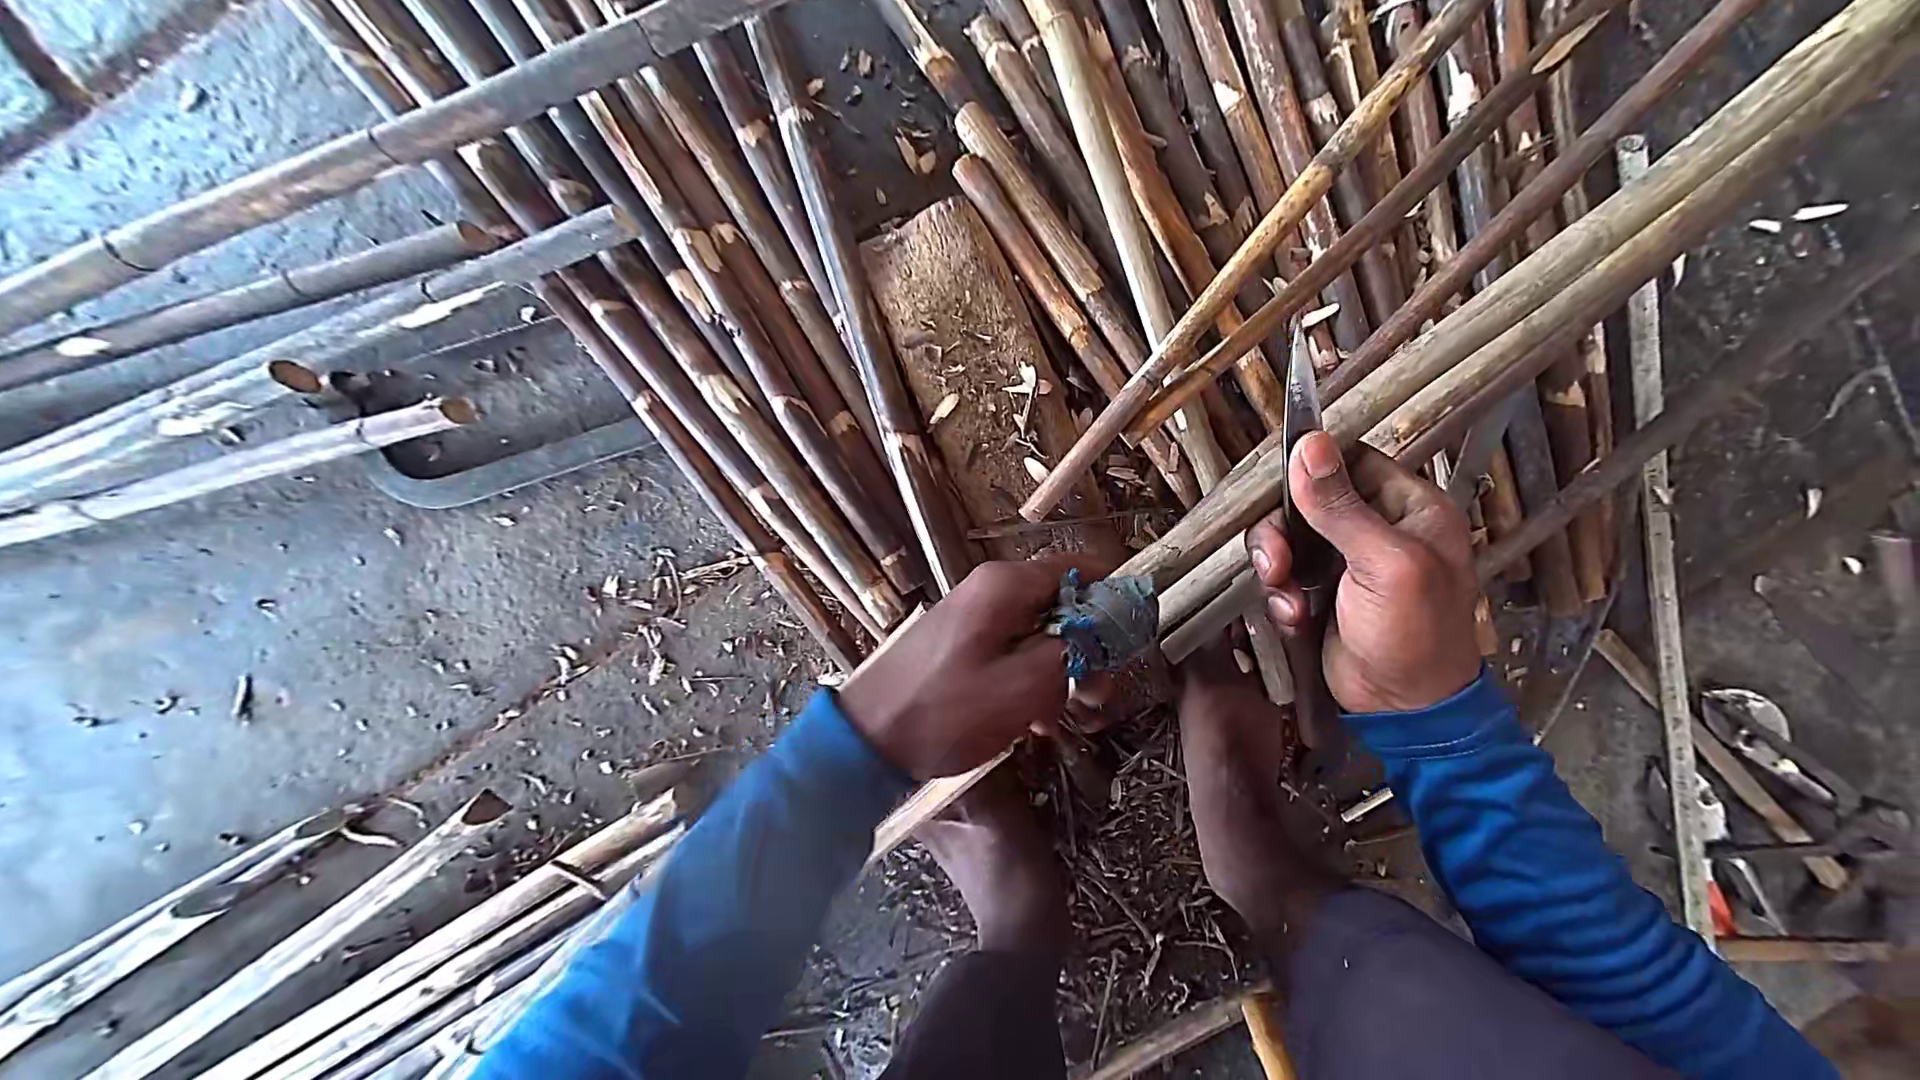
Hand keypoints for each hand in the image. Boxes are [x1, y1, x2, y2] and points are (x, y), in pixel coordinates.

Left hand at [839, 555, 1112, 779]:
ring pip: (1041, 631)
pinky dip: (1032, 678)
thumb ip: (1071, 651)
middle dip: (1088, 646)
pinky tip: (1033, 719)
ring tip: (1062, 715)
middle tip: (1097, 694)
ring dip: (1061, 670)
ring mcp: (975, 616)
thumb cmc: (943, 711)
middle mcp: (990, 590)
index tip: (1135, 636)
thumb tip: (1109, 626)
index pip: (1079, 567)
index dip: (1114, 596)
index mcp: (1004, 586)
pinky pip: (1014, 650)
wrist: (867, 739)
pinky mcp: (964, 643)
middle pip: (1062, 602)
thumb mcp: (1020, 686)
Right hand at [1247, 432, 1480, 713]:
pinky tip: (1295, 616)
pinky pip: (1282, 574)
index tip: (1280, 483)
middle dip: (1282, 530)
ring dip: (1275, 565)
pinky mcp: (1317, 590)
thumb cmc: (1415, 634)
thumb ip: (1341, 506)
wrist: (1400, 707)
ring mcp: (1343, 561)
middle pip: (1305, 501)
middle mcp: (1374, 528)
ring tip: (1285, 593)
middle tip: (1276, 561)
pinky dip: (1280, 594)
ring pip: (1286, 538)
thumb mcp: (1384, 563)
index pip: (1352, 461)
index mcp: (1409, 509)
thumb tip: (1310, 444)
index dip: (1313, 466)